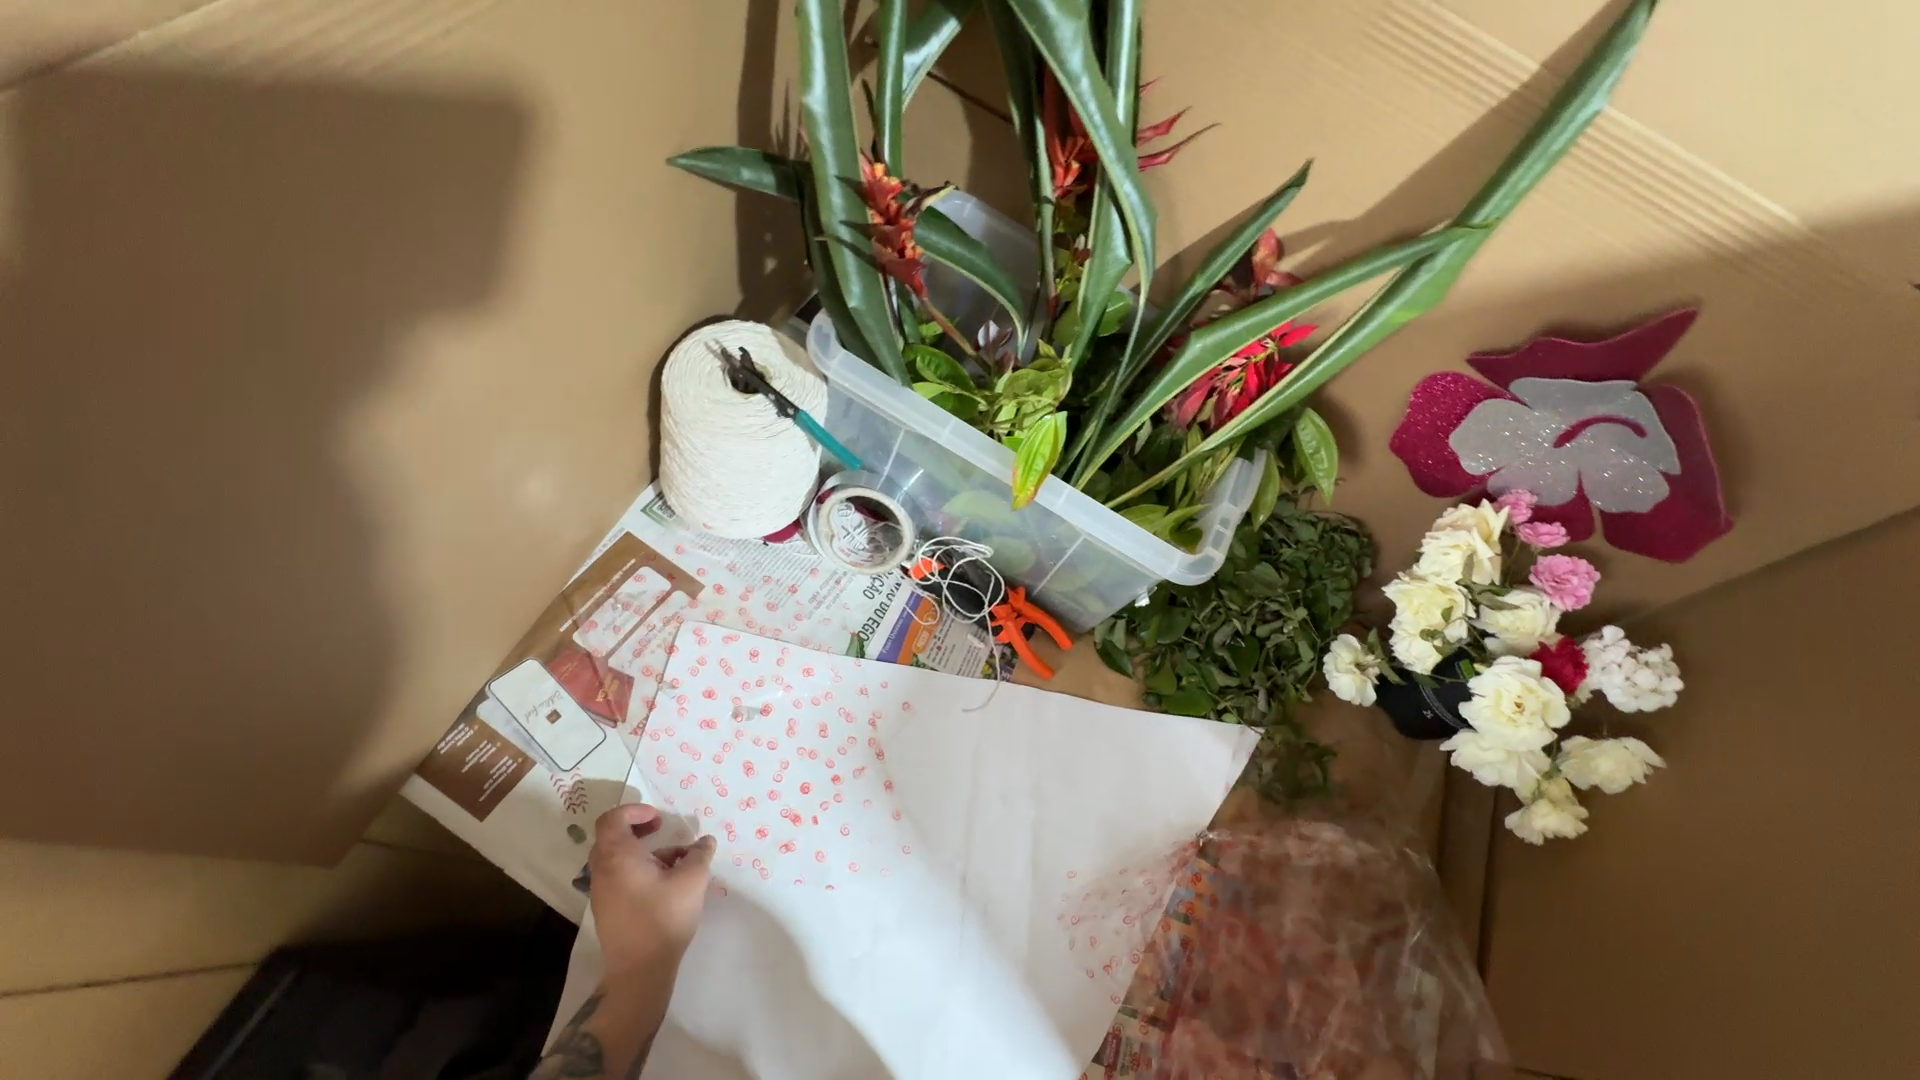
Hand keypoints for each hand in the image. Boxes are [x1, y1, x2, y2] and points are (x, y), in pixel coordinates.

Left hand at [588, 803, 715, 979]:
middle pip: (611, 836)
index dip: (635, 811)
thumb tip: (705, 841)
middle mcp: (603, 870)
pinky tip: (666, 885)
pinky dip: (638, 869)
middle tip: (661, 829)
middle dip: (638, 828)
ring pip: (617, 858)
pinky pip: (619, 876)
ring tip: (675, 862)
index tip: (660, 819)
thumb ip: (699, 854)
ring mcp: (602, 892)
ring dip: (643, 851)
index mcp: (618, 856)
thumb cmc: (664, 917)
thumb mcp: (692, 880)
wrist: (640, 970)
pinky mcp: (607, 909)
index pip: (613, 819)